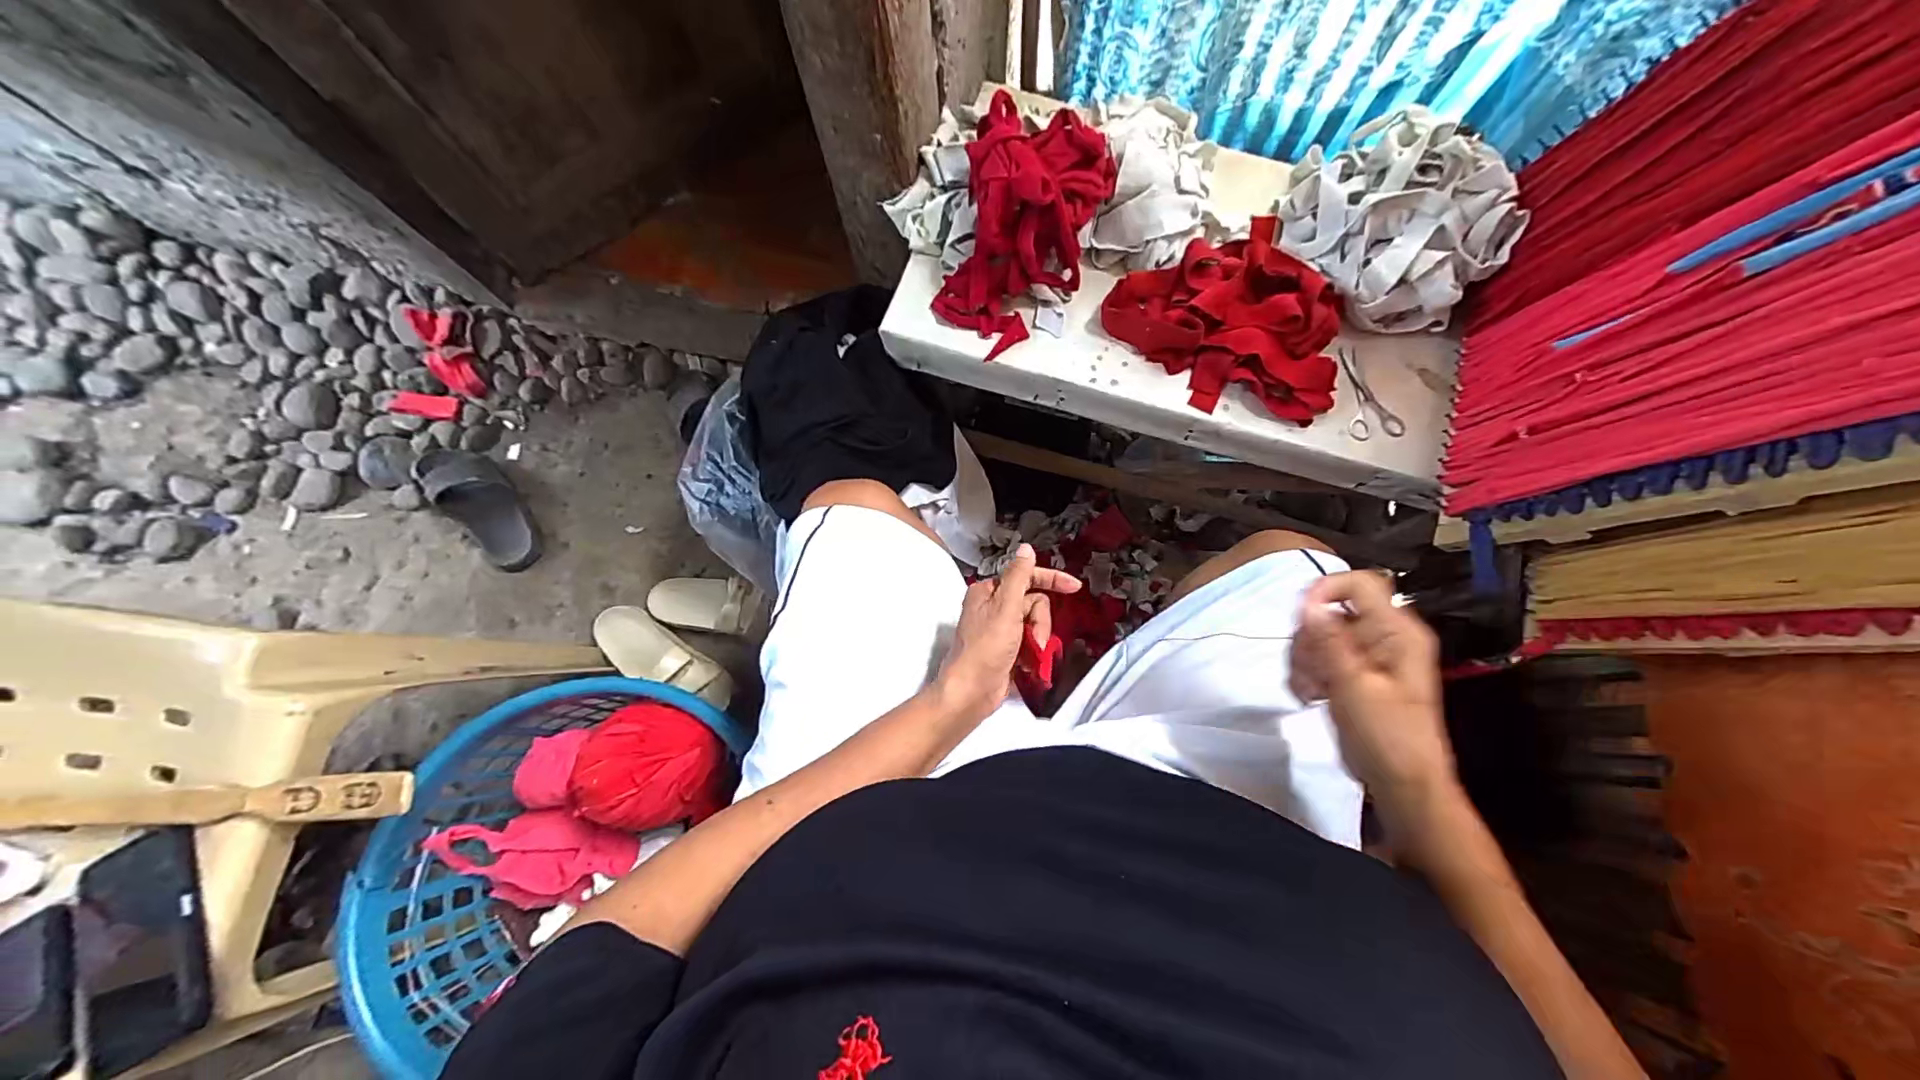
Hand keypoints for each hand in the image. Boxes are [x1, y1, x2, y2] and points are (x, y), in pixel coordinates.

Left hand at [933, 544, 1081, 721]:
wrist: (972, 691)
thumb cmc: (986, 647)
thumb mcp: (1005, 607)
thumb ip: (1018, 576)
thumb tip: (1026, 548)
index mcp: (988, 591)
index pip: (1026, 576)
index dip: (1051, 580)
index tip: (1075, 587)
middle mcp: (993, 607)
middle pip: (1034, 602)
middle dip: (1040, 621)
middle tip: (1035, 639)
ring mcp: (1000, 630)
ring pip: (1036, 623)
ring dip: (1039, 639)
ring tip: (1032, 656)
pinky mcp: (1007, 650)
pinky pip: (1030, 642)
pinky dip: (1034, 652)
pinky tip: (1029, 664)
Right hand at [1291, 571, 1455, 815]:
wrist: (1401, 782)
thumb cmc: (1386, 735)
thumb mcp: (1354, 685)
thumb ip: (1330, 640)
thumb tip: (1308, 602)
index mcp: (1398, 632)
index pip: (1360, 583)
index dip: (1325, 591)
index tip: (1301, 620)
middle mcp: (1384, 635)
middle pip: (1331, 609)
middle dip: (1309, 637)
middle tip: (1309, 670)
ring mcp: (1368, 655)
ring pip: (1319, 634)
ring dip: (1305, 658)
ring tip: (1310, 689)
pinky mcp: (1353, 673)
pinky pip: (1319, 656)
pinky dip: (1308, 672)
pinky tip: (1310, 695)